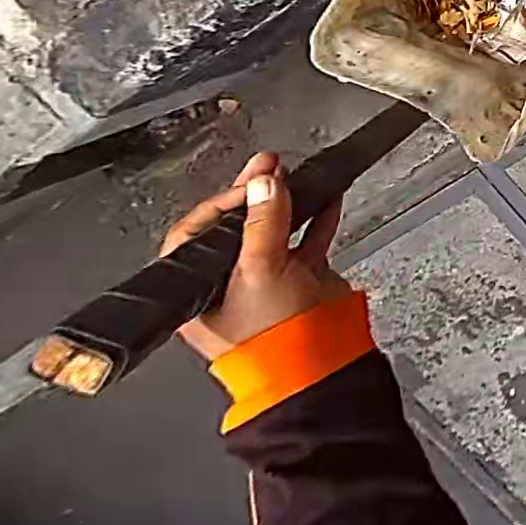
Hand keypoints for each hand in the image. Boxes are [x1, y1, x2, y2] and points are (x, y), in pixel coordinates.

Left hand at [160, 151, 352, 360]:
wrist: (320, 358)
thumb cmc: (273, 336)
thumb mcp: (260, 270)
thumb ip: (264, 222)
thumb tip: (263, 182)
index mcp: (201, 288)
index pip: (198, 232)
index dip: (222, 204)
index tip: (250, 185)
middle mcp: (230, 281)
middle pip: (237, 224)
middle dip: (255, 193)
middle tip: (270, 166)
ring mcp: (268, 276)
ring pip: (274, 226)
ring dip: (286, 200)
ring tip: (295, 174)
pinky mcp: (301, 275)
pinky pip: (308, 235)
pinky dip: (318, 214)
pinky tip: (326, 196)